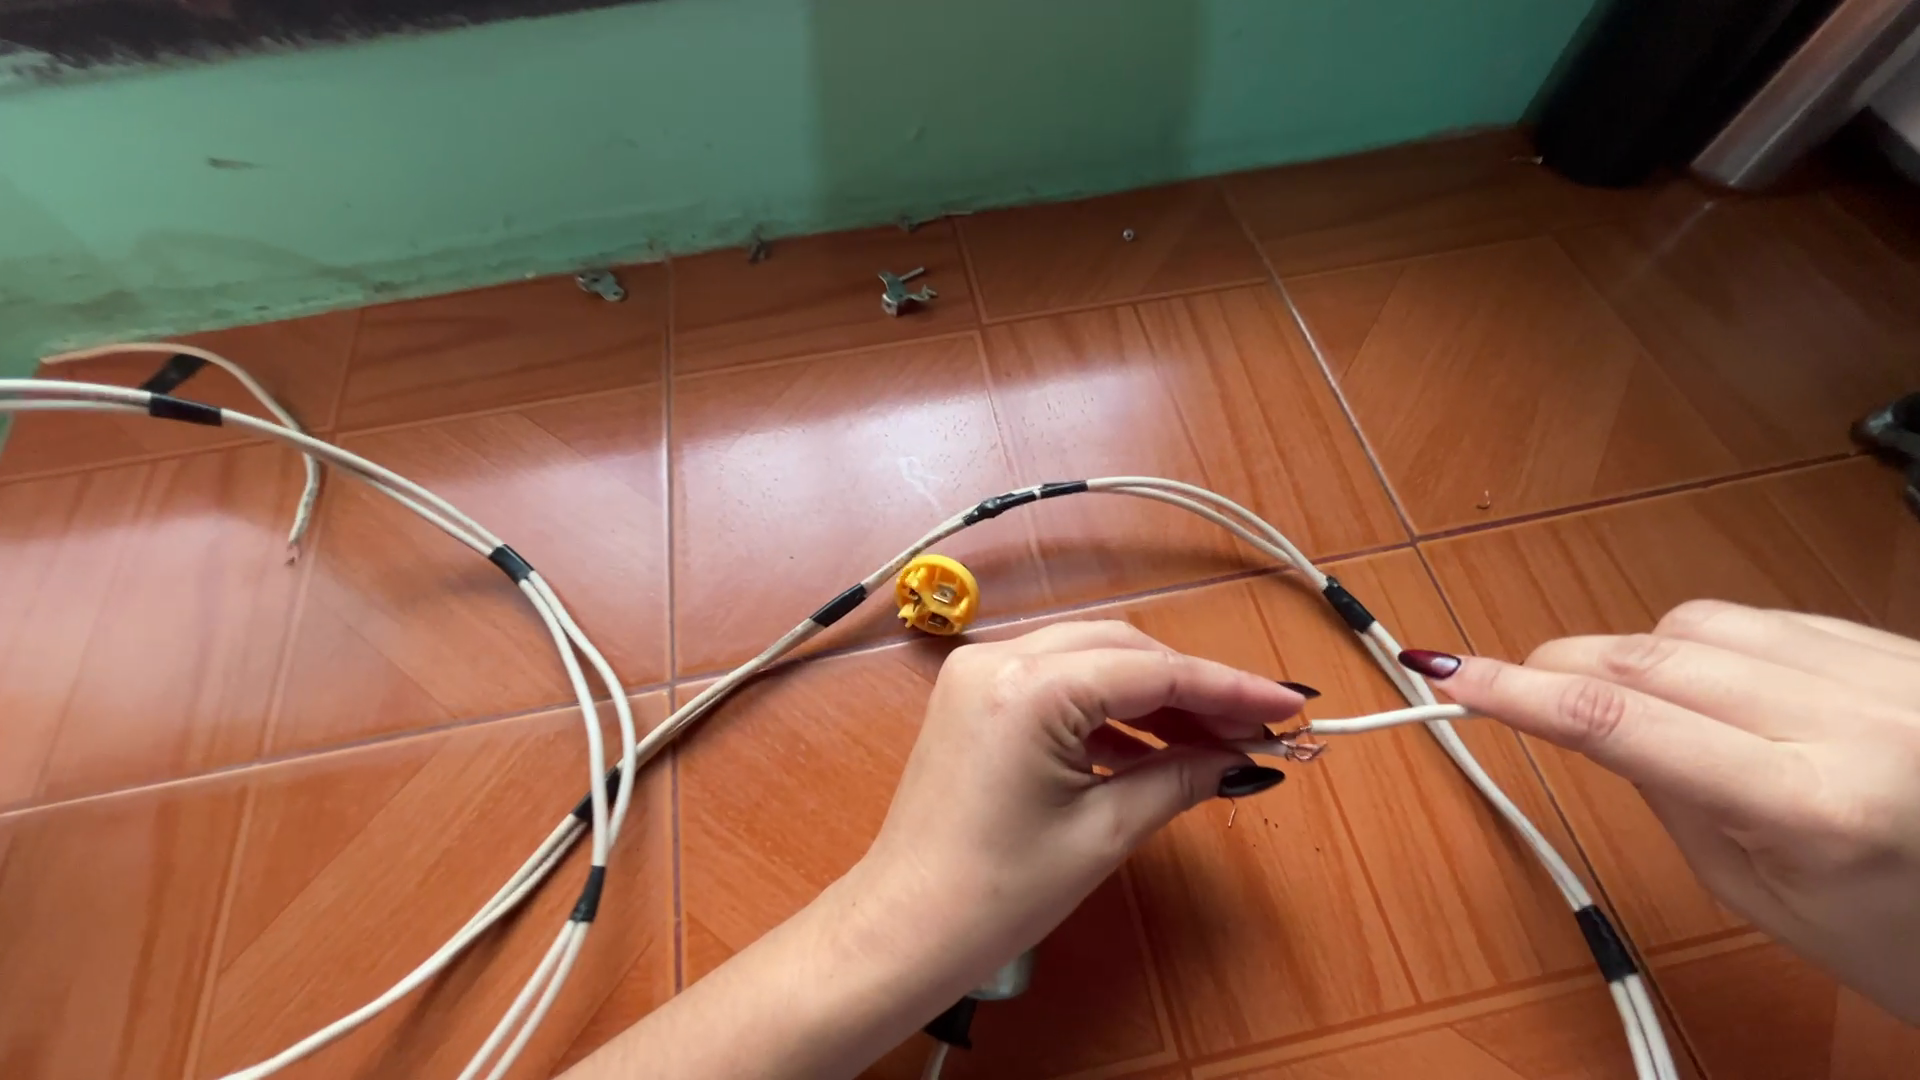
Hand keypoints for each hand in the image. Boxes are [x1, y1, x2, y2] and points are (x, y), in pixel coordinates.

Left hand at [856, 620, 1305, 990]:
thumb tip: (1242, 758)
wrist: (904, 926)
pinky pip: (1056, 681)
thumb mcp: (1102, 833)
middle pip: (1121, 649)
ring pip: (1089, 658)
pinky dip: (1105, 707)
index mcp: (1029, 686)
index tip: (1287, 705)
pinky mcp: (974, 692)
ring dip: (1150, 695)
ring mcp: (979, 669)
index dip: (1228, 688)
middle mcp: (998, 656)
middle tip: (1251, 731)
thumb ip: (1178, 778)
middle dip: (1190, 687)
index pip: (1152, 670)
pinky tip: (1147, 745)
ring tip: (1209, 743)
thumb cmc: (998, 892)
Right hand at [1408, 600, 1919, 1023]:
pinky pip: (1761, 619)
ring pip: (1695, 622)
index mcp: (1819, 808)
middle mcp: (1866, 722)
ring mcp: (1895, 673)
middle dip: (1558, 665)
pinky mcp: (1902, 647)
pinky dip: (1701, 644)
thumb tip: (1583, 718)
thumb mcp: (1759, 893)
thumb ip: (1664, 792)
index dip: (1515, 691)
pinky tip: (1711, 684)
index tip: (1443, 671)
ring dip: (1631, 653)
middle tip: (1514, 687)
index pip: (1616, 722)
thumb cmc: (1905, 940)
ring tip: (1638, 702)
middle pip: (1645, 657)